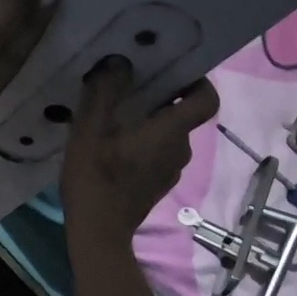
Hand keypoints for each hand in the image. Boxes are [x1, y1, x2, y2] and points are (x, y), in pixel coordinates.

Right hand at [59, 56, 218, 239]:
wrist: (98, 233)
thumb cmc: (96, 178)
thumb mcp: (90, 129)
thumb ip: (105, 91)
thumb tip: (118, 62)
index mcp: (172, 129)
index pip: (206, 97)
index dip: (196, 83)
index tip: (172, 76)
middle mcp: (181, 149)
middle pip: (181, 118)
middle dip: (160, 106)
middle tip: (129, 101)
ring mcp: (170, 172)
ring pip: (166, 141)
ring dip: (148, 132)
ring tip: (116, 132)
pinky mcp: (156, 189)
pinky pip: (155, 161)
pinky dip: (142, 154)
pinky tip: (114, 159)